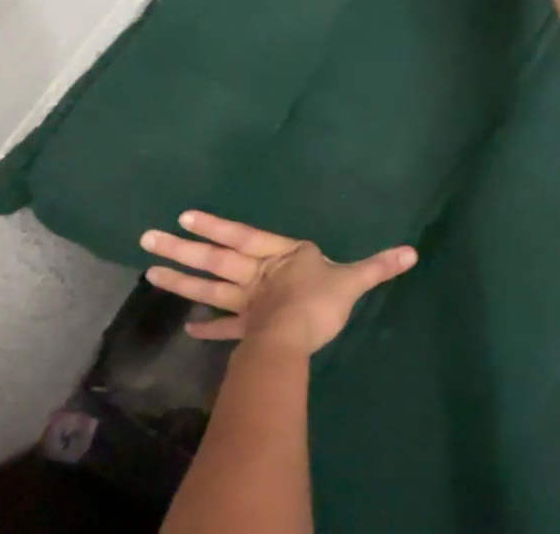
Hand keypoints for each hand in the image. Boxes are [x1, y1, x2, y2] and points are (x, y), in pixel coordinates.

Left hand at [140, 211, 417, 356]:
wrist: (296, 342)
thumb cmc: (320, 303)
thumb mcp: (352, 280)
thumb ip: (378, 266)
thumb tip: (412, 252)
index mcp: (281, 255)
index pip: (243, 235)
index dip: (216, 225)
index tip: (185, 216)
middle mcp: (258, 274)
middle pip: (215, 259)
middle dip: (182, 248)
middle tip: (147, 239)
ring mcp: (248, 302)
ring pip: (209, 288)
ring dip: (181, 281)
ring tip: (151, 272)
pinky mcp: (248, 328)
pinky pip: (225, 326)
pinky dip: (208, 327)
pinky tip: (188, 328)